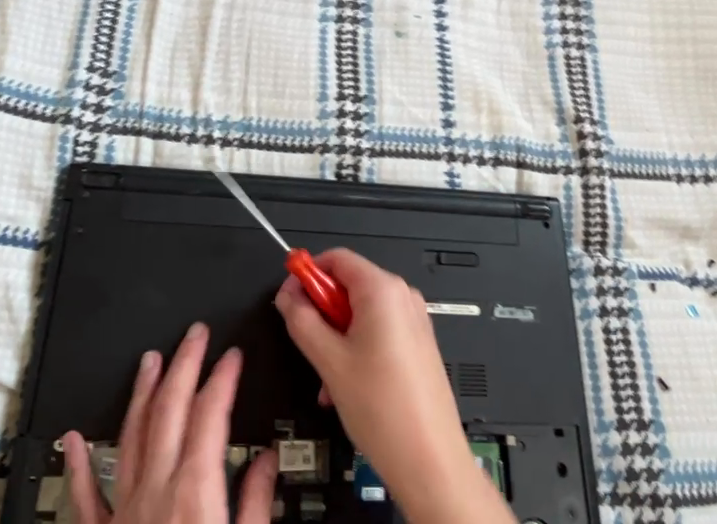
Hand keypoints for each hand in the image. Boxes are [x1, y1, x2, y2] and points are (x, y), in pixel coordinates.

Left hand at [60, 323, 277, 523]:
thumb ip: (254, 505)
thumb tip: (265, 462)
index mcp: (195, 495)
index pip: (209, 417)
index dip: (221, 379)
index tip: (232, 355)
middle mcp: (156, 495)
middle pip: (168, 413)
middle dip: (183, 367)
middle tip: (194, 336)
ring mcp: (124, 515)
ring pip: (129, 439)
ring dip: (140, 396)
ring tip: (148, 362)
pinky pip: (85, 497)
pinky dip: (79, 463)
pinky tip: (74, 439)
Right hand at [274, 250, 514, 523]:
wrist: (428, 458)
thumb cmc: (385, 410)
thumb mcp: (328, 360)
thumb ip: (301, 320)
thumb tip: (288, 298)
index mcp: (383, 291)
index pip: (336, 258)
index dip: (306, 274)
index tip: (288, 296)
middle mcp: (403, 298)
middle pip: (348, 285)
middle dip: (321, 312)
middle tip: (305, 340)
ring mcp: (413, 321)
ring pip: (359, 313)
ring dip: (335, 337)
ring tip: (326, 375)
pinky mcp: (416, 344)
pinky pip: (376, 331)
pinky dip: (354, 349)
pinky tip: (344, 384)